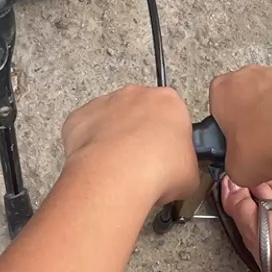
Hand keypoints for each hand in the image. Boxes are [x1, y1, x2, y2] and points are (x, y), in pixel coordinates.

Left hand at [59, 85, 199, 204]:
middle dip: (140, 134)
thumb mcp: (191, 174)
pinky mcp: (80, 116)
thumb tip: (181, 177)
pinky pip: (84, 129)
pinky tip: (96, 166)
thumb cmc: (157, 168)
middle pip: (140, 111)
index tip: (166, 157)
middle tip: (142, 164)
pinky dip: (87, 145)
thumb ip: (187, 166)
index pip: (172, 115)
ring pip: (110, 119)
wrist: (117, 175)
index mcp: (169, 101)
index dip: (169, 139)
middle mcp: (136, 94)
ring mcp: (106, 103)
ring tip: (116, 169)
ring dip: (113, 138)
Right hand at [207, 66, 271, 186]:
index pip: (217, 105)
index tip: (236, 142)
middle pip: (245, 97)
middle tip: (260, 143)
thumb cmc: (269, 144)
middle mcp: (248, 75)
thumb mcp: (236, 169)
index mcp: (223, 91)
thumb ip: (233, 163)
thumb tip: (241, 165)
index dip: (227, 126)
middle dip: (252, 117)